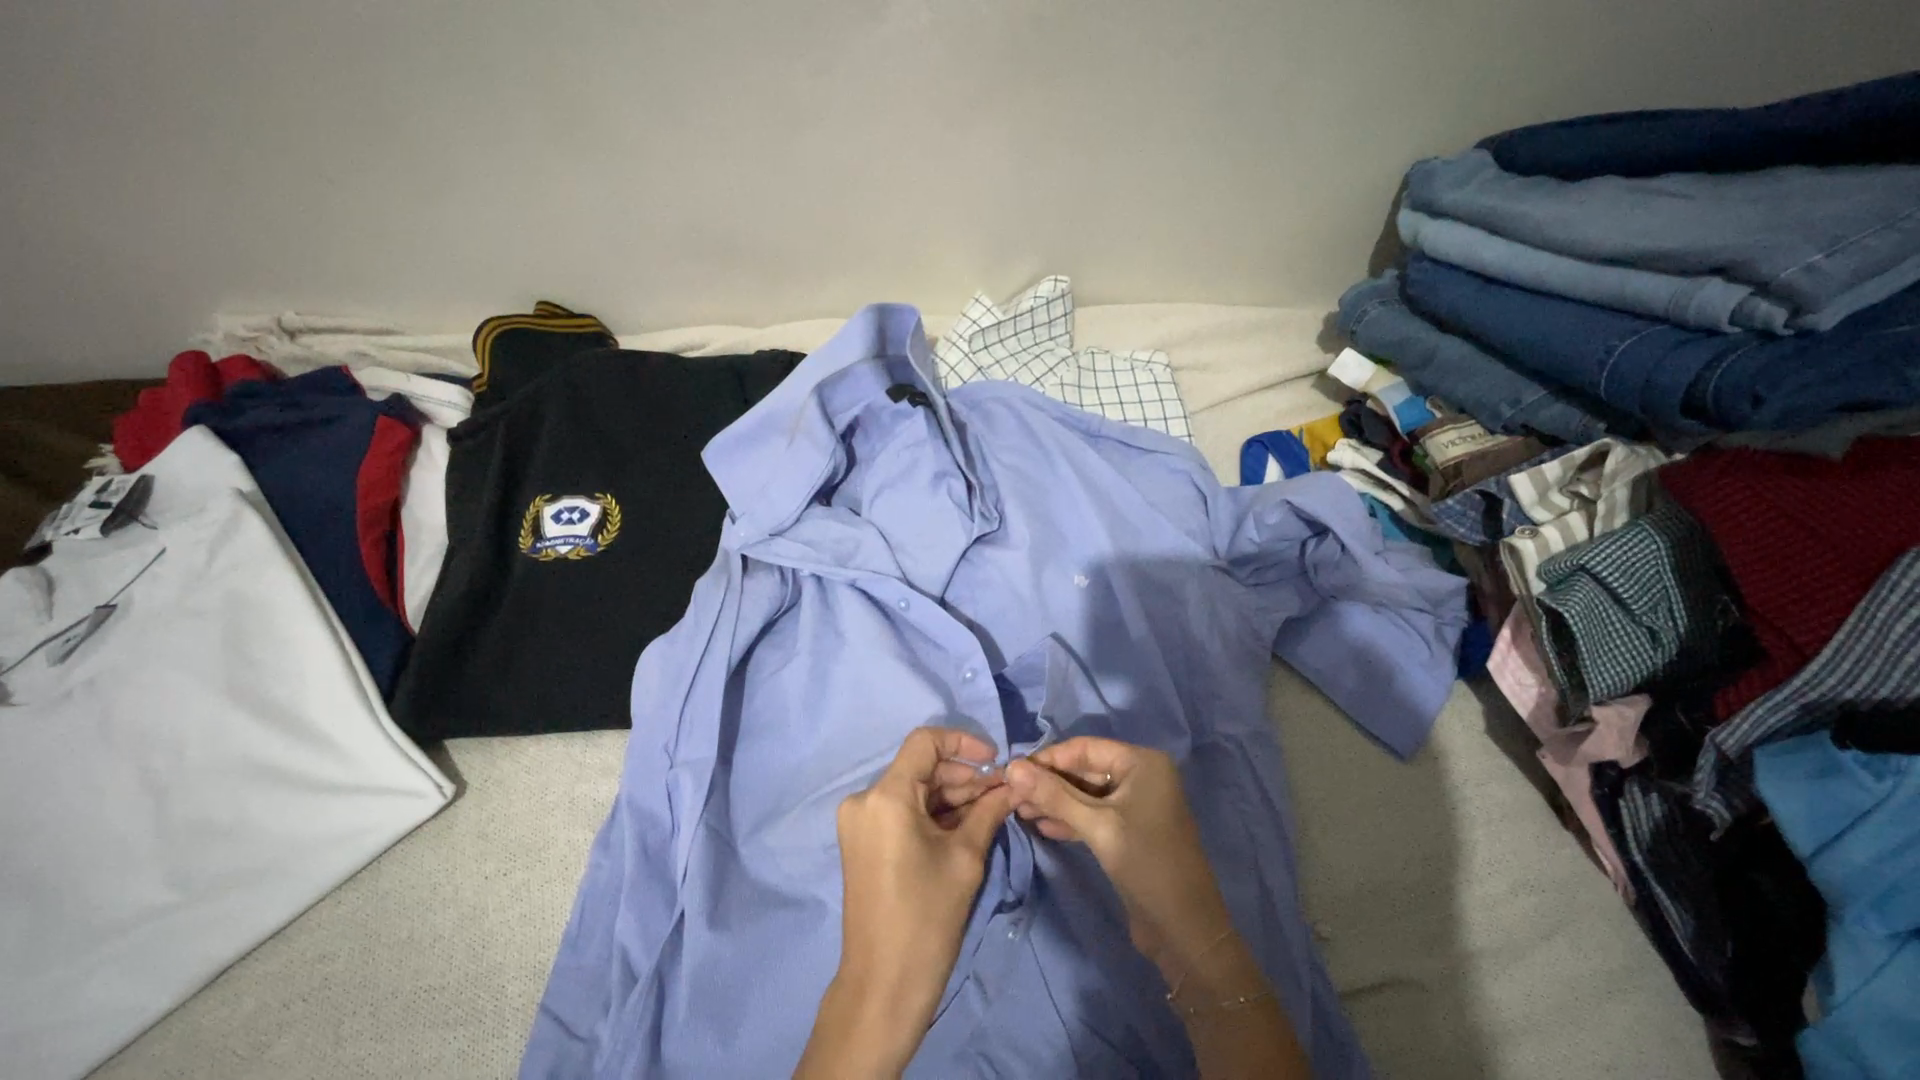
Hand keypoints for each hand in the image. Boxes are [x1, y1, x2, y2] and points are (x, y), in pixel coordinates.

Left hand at [796, 727, 1012, 1078]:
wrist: (885, 981)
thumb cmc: (928, 916)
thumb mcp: (966, 857)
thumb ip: (988, 810)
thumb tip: (1011, 784)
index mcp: (886, 796)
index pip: (924, 742)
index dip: (963, 743)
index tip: (995, 761)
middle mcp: (864, 799)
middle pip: (920, 767)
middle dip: (963, 776)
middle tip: (1003, 794)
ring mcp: (859, 821)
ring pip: (913, 790)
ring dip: (950, 796)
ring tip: (992, 810)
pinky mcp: (862, 841)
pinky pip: (901, 812)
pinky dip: (932, 814)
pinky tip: (966, 825)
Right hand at [1004, 737, 1237, 978]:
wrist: (1183, 927)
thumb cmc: (1145, 864)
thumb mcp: (1096, 825)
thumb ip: (1053, 794)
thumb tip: (1011, 767)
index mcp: (1142, 763)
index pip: (1084, 748)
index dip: (1046, 758)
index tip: (1010, 772)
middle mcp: (1141, 776)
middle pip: (1085, 769)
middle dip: (1048, 782)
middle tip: (1010, 795)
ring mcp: (1137, 805)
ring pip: (1086, 794)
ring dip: (1054, 802)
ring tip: (1018, 811)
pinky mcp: (1129, 831)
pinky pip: (1094, 815)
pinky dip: (1069, 819)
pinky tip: (1041, 825)